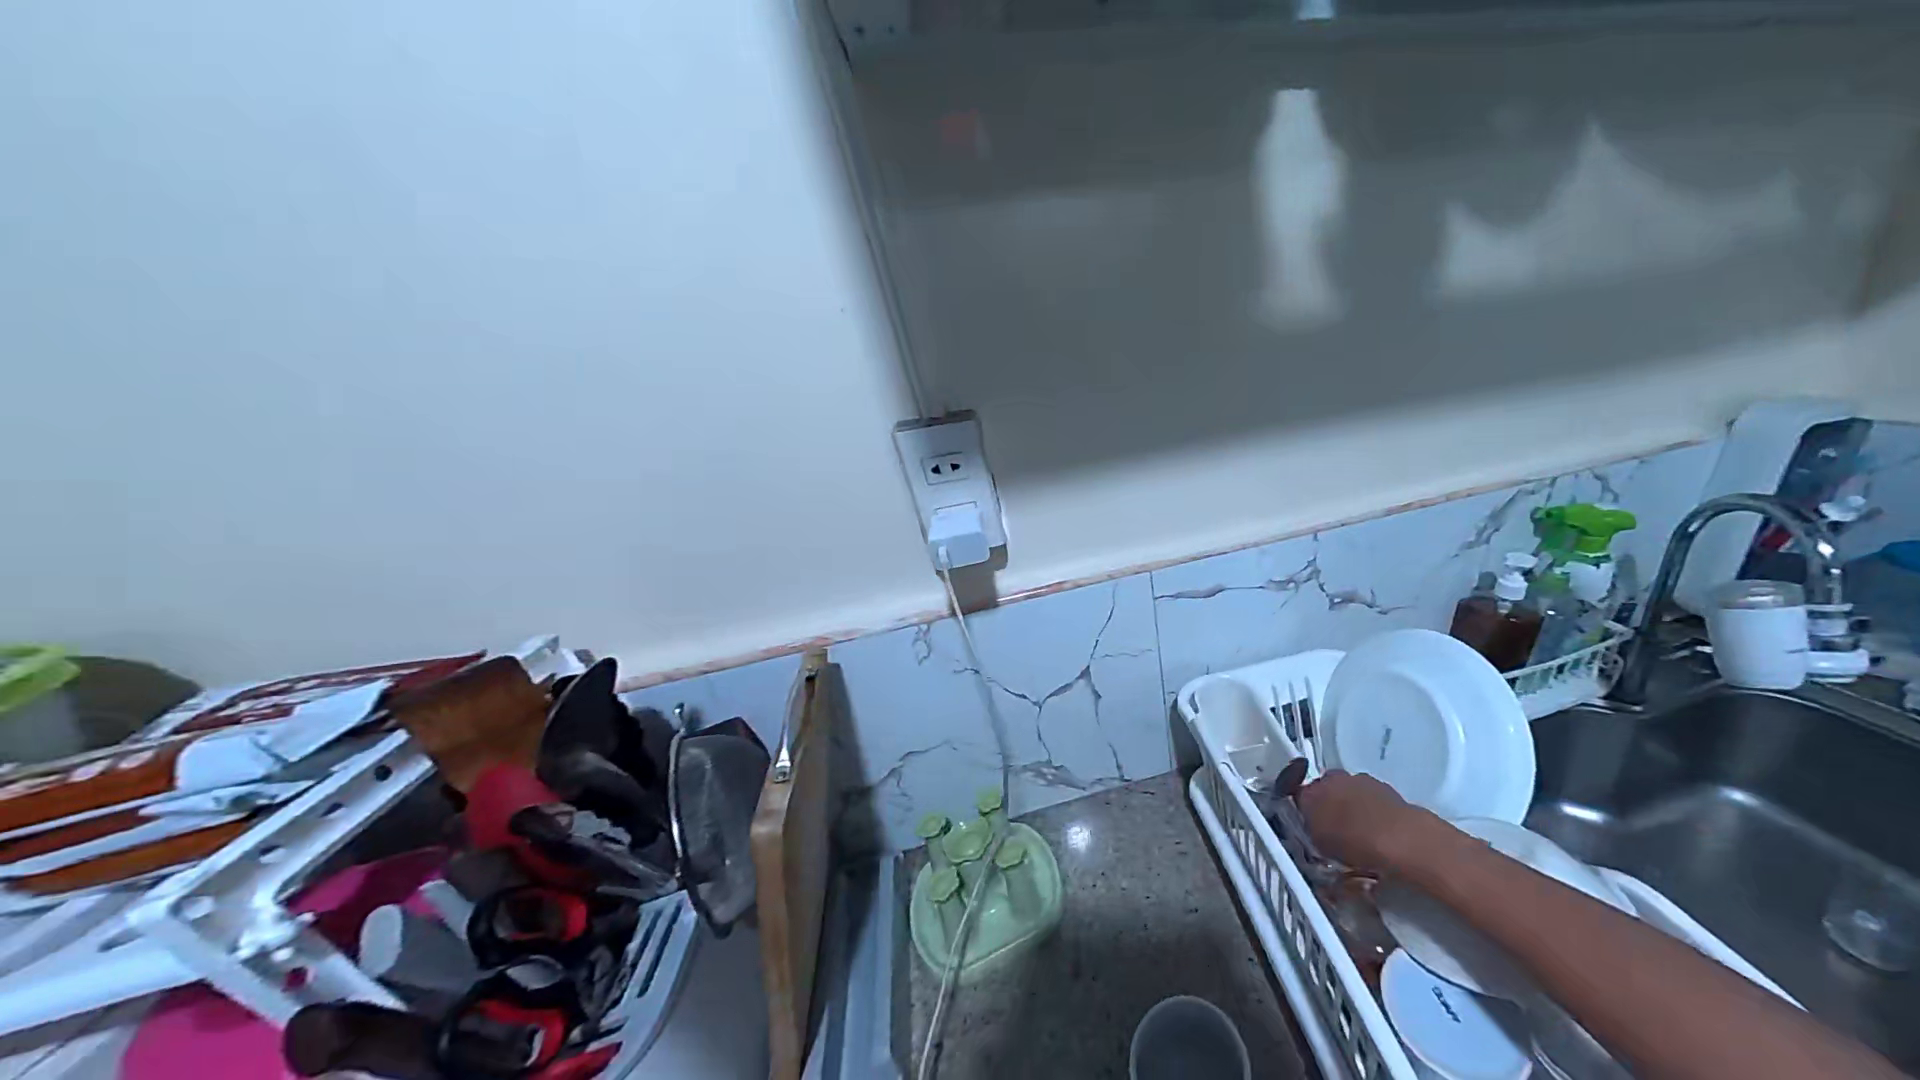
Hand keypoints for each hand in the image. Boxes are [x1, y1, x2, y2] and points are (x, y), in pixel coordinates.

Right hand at [1296, 770, 1446, 874]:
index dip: (1305, 811)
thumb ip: (1315, 833)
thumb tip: (1316, 831)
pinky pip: (1371, 796)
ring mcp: (1358, 780)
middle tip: (1336, 827)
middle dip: (1329, 803)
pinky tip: (1380, 828)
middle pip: (1324, 788)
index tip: (1312, 825)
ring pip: (1348, 790)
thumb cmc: (1355, 844)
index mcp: (1308, 793)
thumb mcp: (1323, 847)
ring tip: (1362, 829)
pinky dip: (1373, 807)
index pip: (1298, 796)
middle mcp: (1329, 780)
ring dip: (1352, 803)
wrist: (1402, 838)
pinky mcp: (1384, 786)